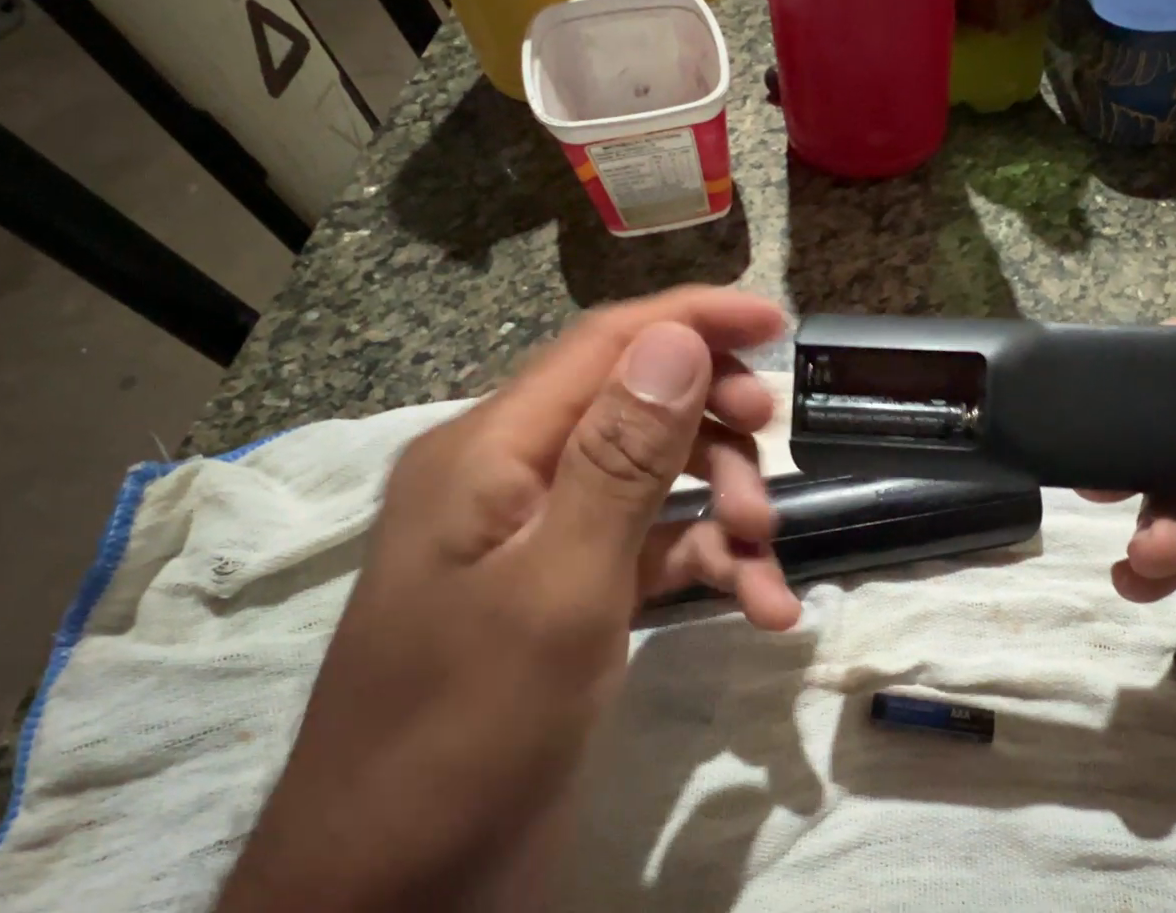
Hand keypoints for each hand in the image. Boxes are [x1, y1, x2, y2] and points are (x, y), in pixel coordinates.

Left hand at [220, 286, 797, 911]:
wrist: (398, 889)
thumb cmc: (467, 733)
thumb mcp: (558, 591)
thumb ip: (620, 460)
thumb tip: (677, 340)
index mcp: (491, 452)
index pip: (604, 346)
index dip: (694, 320)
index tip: (778, 320)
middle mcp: (517, 477)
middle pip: (642, 407)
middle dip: (719, 434)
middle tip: (774, 476)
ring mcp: (547, 538)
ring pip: (660, 480)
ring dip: (726, 509)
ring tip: (768, 564)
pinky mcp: (576, 592)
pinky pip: (657, 549)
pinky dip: (713, 566)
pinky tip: (762, 609)